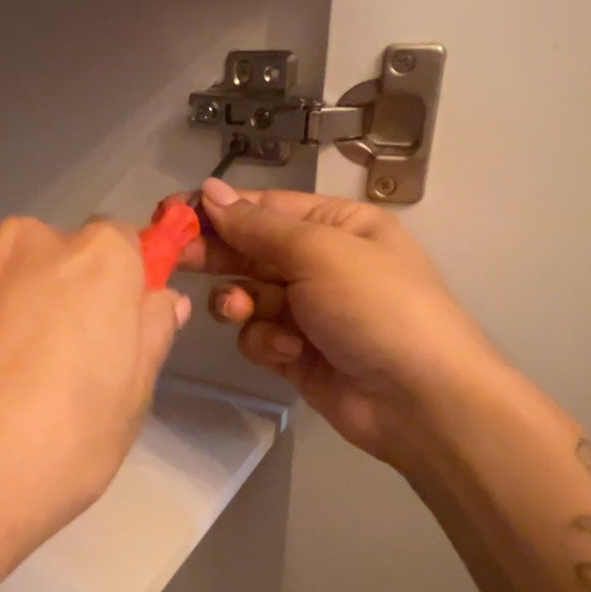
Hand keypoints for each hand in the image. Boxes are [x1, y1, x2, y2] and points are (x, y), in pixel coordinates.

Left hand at [0, 217, 189, 555]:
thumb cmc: (52, 451)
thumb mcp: (128, 405)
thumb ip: (149, 335)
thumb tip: (159, 299)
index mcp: (95, 260)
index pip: (120, 245)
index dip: (115, 288)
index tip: (102, 334)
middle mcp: (25, 238)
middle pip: (51, 254)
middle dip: (52, 293)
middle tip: (39, 365)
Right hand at [171, 179, 506, 470]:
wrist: (420, 401)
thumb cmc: (377, 308)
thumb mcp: (319, 252)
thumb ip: (257, 225)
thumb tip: (209, 190)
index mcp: (337, 226)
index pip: (264, 208)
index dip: (217, 209)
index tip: (170, 214)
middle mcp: (321, 263)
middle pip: (249, 250)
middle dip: (217, 255)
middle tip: (177, 259)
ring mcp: (308, 311)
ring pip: (246, 295)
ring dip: (240, 304)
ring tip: (244, 313)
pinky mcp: (295, 353)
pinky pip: (257, 336)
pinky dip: (265, 342)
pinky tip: (288, 352)